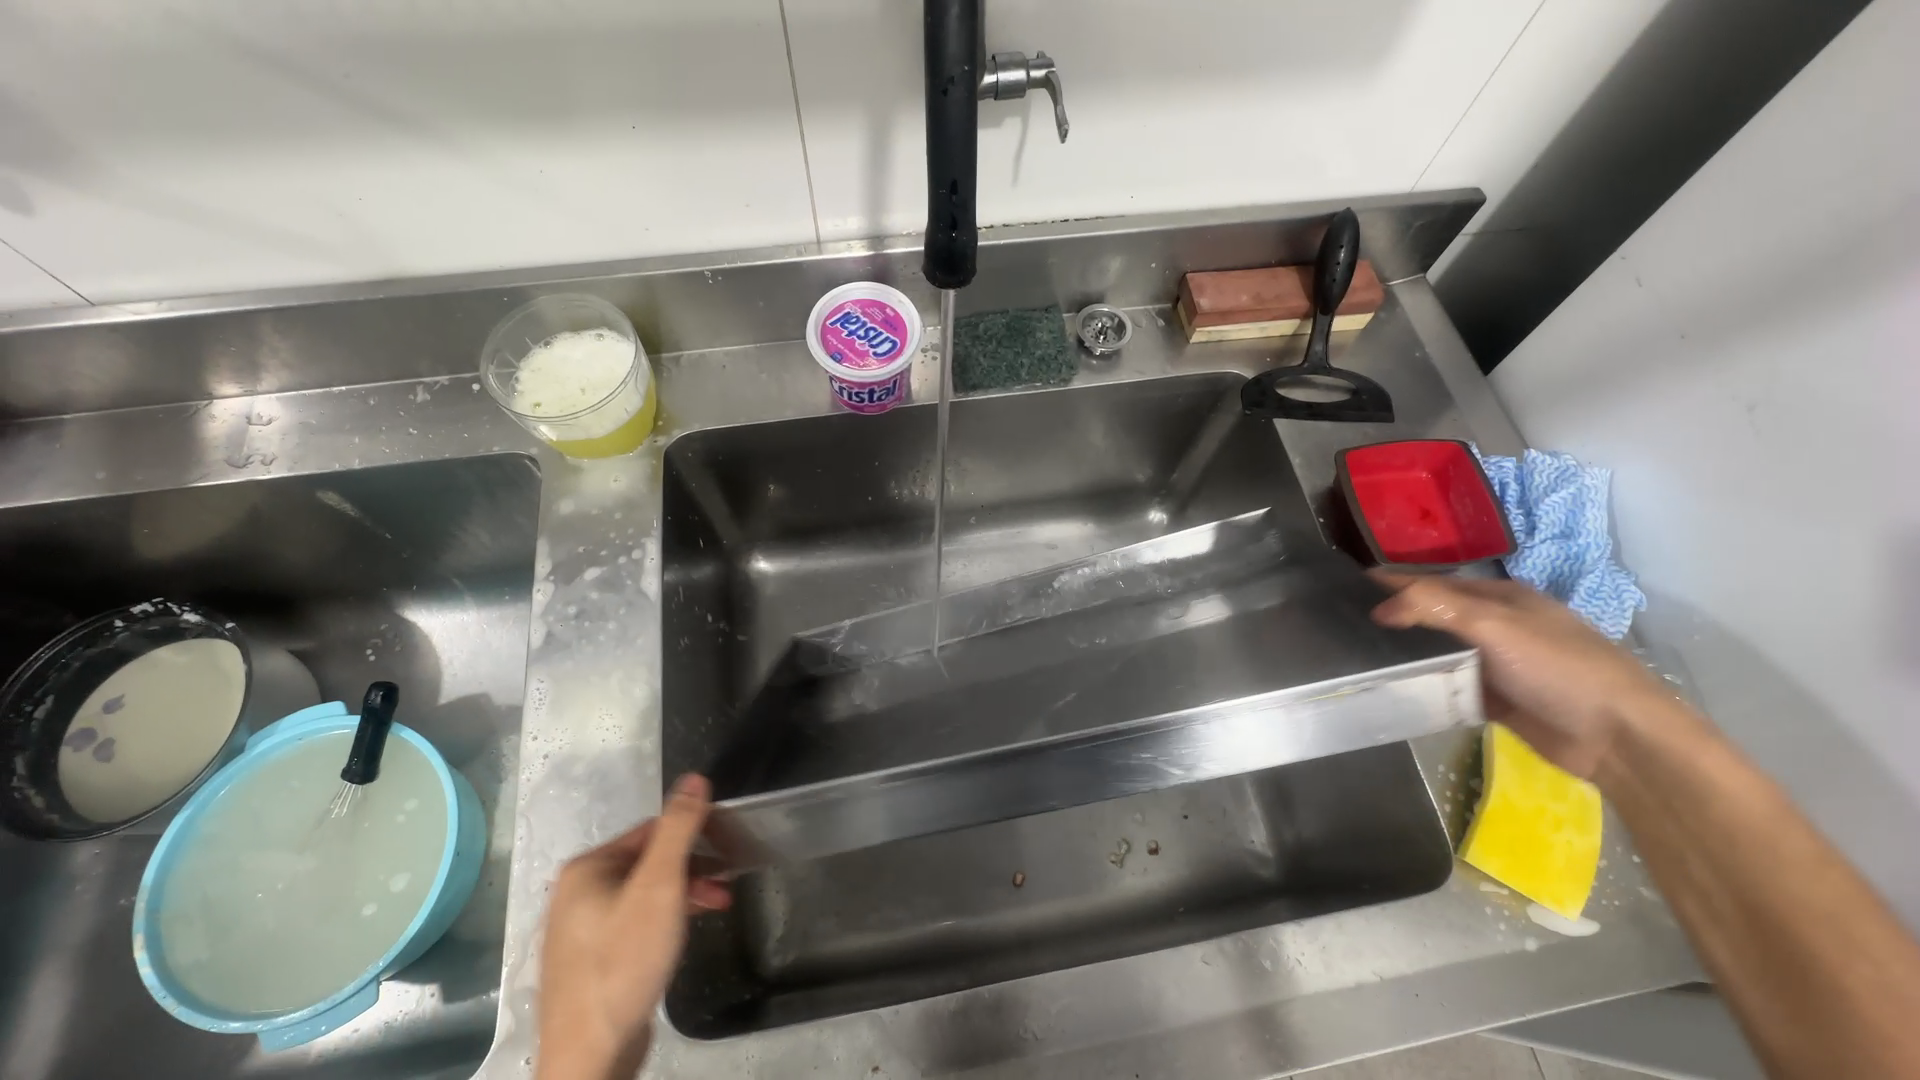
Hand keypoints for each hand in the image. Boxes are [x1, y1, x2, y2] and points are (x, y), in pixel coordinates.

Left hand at [536, 774, 731, 1079]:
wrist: (590, 1051)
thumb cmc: (625, 961)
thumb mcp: (661, 886)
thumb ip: (678, 830)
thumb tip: (694, 778)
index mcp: (587, 868)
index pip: (650, 832)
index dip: (692, 837)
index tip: (727, 852)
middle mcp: (577, 893)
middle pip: (647, 863)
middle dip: (691, 870)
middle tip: (727, 886)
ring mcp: (580, 930)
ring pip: (643, 895)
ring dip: (682, 896)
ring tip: (717, 908)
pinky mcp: (590, 962)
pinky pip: (633, 925)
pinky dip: (663, 922)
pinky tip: (680, 940)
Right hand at [1369, 572, 1671, 778]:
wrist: (1619, 736)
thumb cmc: (1559, 668)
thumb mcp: (1494, 626)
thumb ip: (1433, 608)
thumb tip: (1378, 609)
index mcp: (1501, 599)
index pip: (1433, 583)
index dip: (1392, 582)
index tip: (1344, 588)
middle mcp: (1497, 627)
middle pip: (1433, 618)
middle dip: (1393, 619)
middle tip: (1341, 628)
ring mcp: (1498, 666)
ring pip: (1439, 655)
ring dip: (1407, 657)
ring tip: (1356, 660)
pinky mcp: (1497, 701)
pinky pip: (1450, 689)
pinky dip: (1427, 690)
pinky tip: (1396, 692)